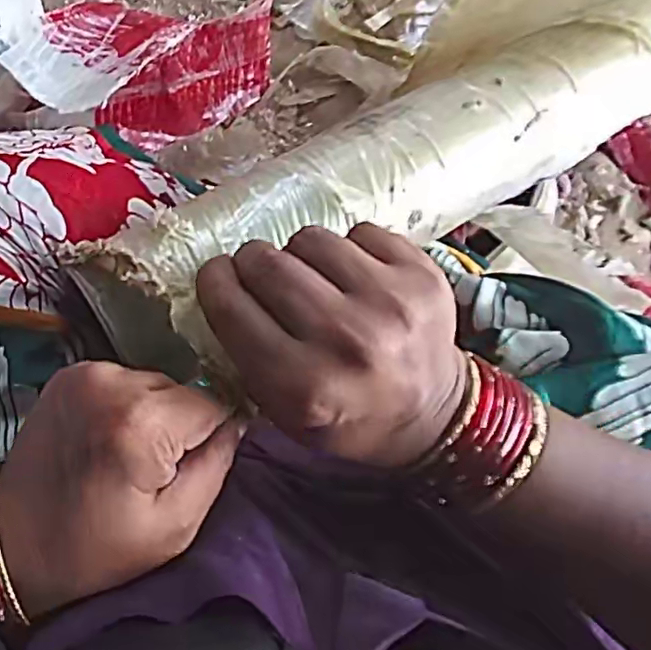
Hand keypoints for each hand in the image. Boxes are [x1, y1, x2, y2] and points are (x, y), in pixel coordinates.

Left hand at [0, 362, 244, 617]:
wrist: (11, 542)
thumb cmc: (95, 549)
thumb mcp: (175, 527)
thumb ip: (217, 464)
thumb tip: (240, 420)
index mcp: (142, 420)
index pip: (214, 404)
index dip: (210, 437)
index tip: (184, 468)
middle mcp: (114, 380)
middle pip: (183, 389)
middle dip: (180, 423)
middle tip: (151, 467)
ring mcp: (87, 371)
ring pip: (156, 382)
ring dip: (153, 412)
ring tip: (126, 452)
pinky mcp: (70, 372)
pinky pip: (126, 380)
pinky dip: (126, 404)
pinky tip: (108, 435)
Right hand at [195, 224, 468, 468]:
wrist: (434, 417)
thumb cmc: (348, 418)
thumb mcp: (282, 413)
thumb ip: (244, 354)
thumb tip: (221, 286)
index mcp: (302, 385)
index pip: (231, 306)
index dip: (215, 281)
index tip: (219, 276)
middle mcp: (345, 340)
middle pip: (267, 263)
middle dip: (253, 263)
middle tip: (262, 275)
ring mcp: (389, 302)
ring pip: (309, 238)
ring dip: (300, 254)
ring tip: (313, 278)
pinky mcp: (421, 274)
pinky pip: (358, 231)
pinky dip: (348, 249)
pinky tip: (355, 277)